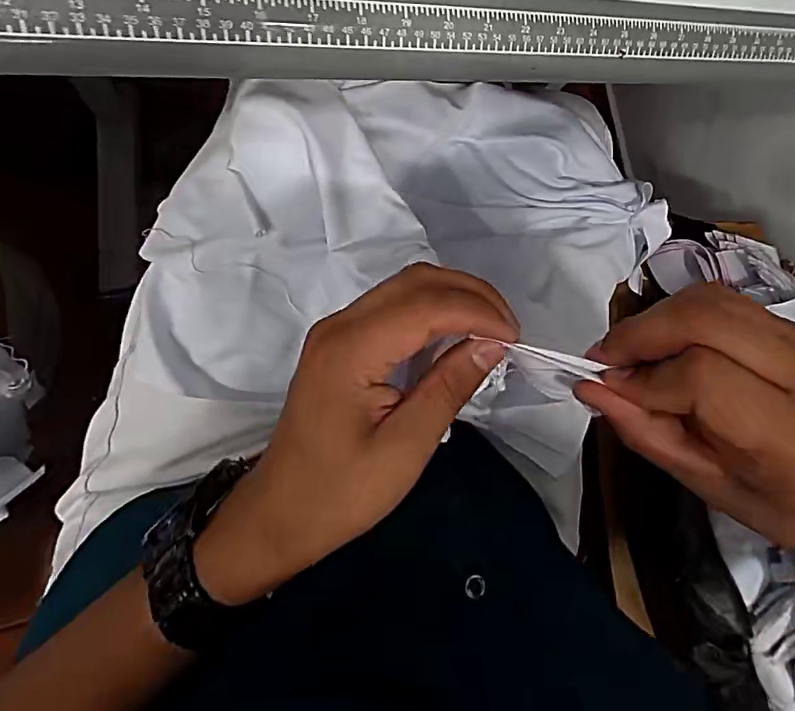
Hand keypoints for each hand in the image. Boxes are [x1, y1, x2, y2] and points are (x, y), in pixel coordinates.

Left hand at [192, 263, 517, 604]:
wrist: (280, 514)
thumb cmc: (341, 492)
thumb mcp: (406, 446)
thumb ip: (449, 386)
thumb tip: (491, 343)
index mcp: (351, 348)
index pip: (425, 305)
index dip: (475, 312)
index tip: (514, 338)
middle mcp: (341, 324)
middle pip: (415, 281)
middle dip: (469, 294)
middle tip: (509, 328)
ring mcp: (337, 329)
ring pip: (405, 287)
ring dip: (452, 297)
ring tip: (491, 328)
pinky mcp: (341, 341)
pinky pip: (393, 306)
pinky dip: (432, 309)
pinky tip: (456, 333)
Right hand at [576, 282, 794, 572]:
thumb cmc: (774, 503)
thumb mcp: (702, 483)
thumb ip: (643, 431)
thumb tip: (591, 387)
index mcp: (792, 435)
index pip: (704, 377)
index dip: (646, 378)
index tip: (609, 386)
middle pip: (707, 319)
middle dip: (643, 331)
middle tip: (609, 355)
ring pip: (712, 299)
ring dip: (658, 317)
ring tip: (634, 348)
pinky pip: (725, 301)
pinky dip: (681, 313)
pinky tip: (668, 342)